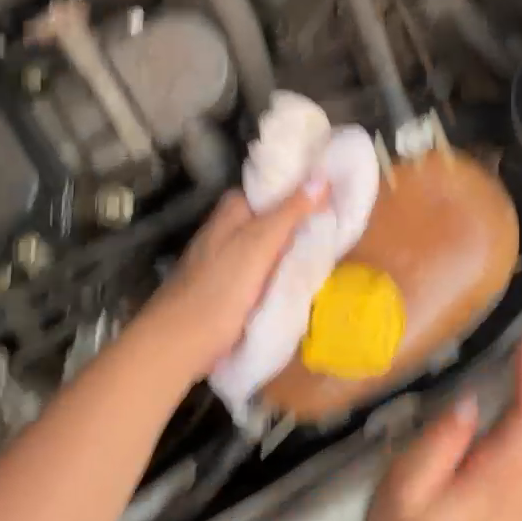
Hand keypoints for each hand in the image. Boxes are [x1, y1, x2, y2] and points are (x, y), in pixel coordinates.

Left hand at [138, 184, 326, 375]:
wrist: (179, 344)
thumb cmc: (219, 290)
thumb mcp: (259, 245)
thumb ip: (289, 213)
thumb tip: (321, 177)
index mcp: (231, 211)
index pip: (271, 187)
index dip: (301, 186)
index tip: (336, 188)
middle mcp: (226, 230)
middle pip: (271, 217)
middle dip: (301, 219)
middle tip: (342, 221)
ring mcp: (226, 261)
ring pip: (268, 246)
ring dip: (294, 247)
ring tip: (333, 247)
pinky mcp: (228, 289)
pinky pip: (263, 271)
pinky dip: (282, 271)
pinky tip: (303, 278)